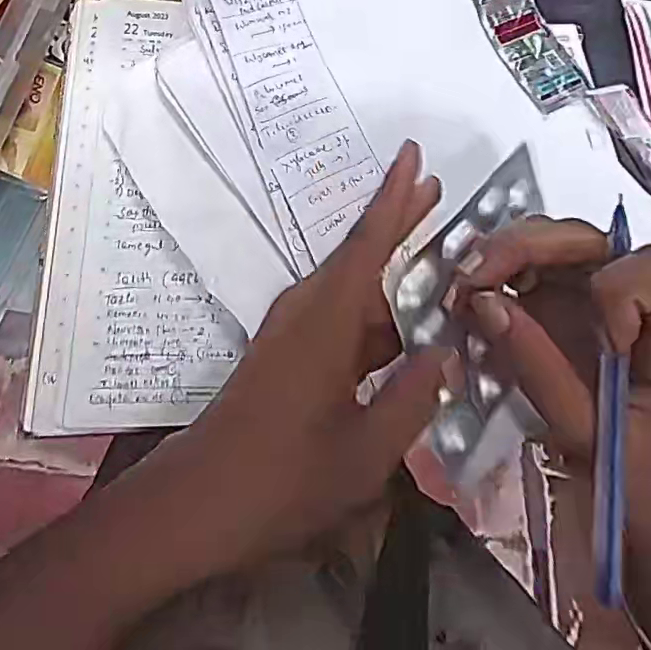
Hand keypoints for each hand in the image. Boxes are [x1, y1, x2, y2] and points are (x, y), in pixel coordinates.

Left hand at [138, 140, 450, 572]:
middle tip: (436, 191)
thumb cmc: (285, 476)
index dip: (395, 196)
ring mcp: (294, 330)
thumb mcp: (367, 449)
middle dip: (399, 223)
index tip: (412, 153)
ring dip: (393, 277)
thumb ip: (412, 397)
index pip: (368, 242)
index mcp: (326, 320)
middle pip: (362, 256)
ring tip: (442, 263)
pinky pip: (341, 318)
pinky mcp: (288, 351)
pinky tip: (408, 330)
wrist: (205, 496)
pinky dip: (376, 315)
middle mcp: (307, 310)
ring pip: (353, 289)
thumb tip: (445, 354)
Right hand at [459, 217, 650, 478]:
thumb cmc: (641, 485)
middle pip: (591, 241)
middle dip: (530, 246)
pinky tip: (464, 295)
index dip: (623, 288)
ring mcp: (588, 299)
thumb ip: (545, 373)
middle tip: (478, 273)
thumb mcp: (600, 440)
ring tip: (464, 283)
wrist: (633, 505)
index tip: (598, 338)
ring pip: (550, 242)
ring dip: (501, 253)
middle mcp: (633, 303)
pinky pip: (520, 268)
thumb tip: (486, 304)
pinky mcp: (552, 306)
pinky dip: (487, 273)